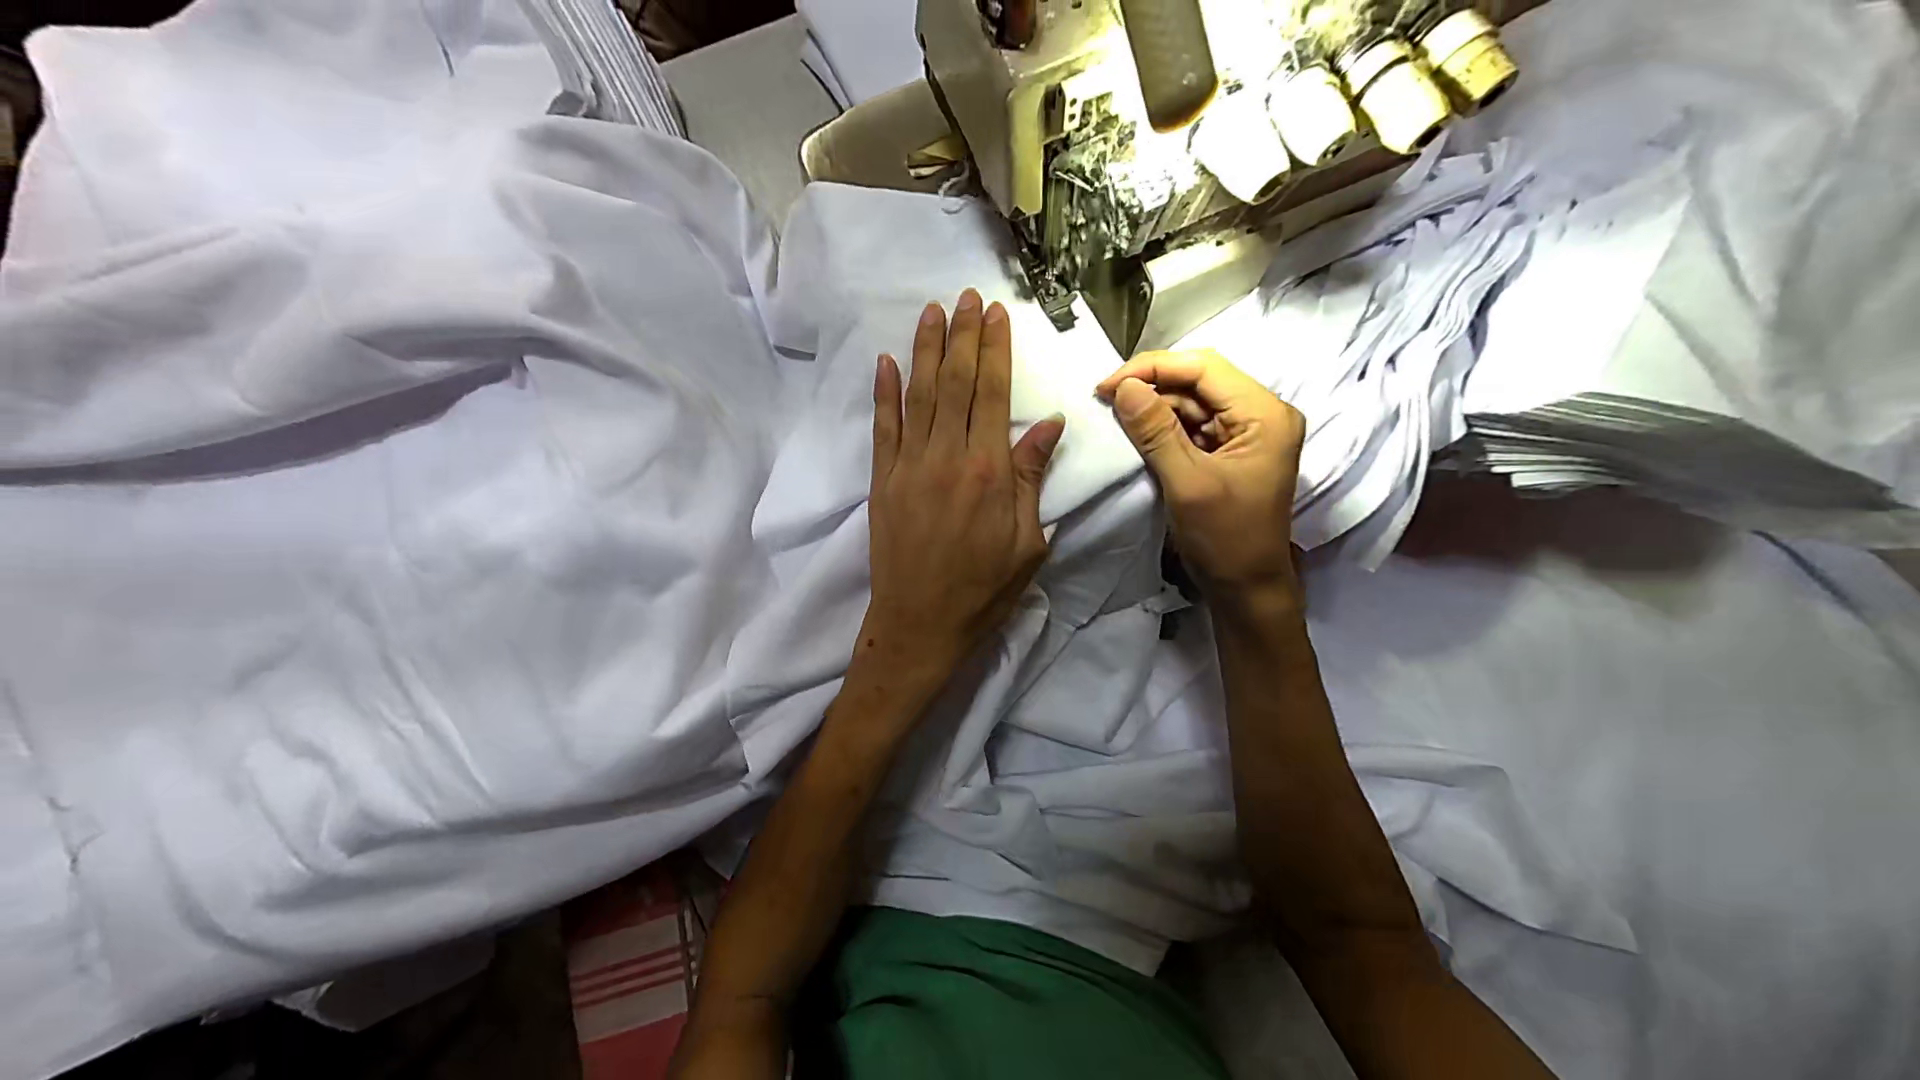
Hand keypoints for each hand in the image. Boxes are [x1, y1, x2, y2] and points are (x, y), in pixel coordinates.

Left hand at [861, 289, 1065, 683]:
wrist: (919, 625)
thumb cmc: (983, 591)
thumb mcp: (1026, 543)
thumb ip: (1031, 479)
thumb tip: (1047, 425)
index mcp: (988, 472)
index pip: (991, 394)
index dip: (994, 350)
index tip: (996, 314)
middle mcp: (946, 458)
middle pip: (954, 383)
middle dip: (962, 336)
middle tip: (968, 296)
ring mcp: (907, 468)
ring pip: (918, 396)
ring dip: (925, 350)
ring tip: (932, 311)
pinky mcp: (881, 483)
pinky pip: (882, 429)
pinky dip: (884, 393)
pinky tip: (885, 361)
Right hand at [1096, 349, 1305, 601]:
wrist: (1246, 589)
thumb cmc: (1225, 540)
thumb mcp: (1187, 483)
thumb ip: (1155, 431)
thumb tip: (1123, 387)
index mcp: (1264, 415)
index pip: (1205, 368)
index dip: (1154, 368)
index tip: (1108, 385)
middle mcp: (1262, 414)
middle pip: (1200, 380)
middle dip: (1151, 385)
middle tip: (1105, 397)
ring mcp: (1247, 432)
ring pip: (1193, 401)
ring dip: (1154, 406)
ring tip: (1114, 413)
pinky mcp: (1231, 450)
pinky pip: (1193, 424)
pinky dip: (1163, 425)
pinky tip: (1135, 429)